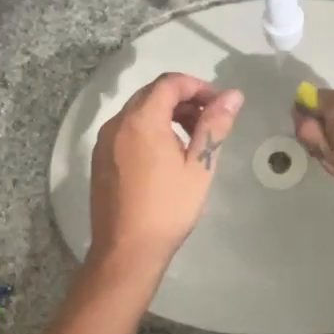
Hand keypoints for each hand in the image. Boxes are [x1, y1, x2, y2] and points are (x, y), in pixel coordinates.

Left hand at [89, 72, 243, 272]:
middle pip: (151, 95)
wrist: (127, 250)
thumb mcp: (200, 167)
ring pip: (137, 113)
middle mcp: (117, 123)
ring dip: (166, 116)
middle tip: (208, 122)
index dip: (198, 87)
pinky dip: (148, 132)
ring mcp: (104, 142)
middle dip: (183, 101)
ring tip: (191, 142)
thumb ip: (214, 126)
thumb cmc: (168, 208)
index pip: (170, 83)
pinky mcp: (99, 161)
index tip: (220, 105)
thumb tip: (233, 96)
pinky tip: (165, 158)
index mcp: (142, 120)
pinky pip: (126, 132)